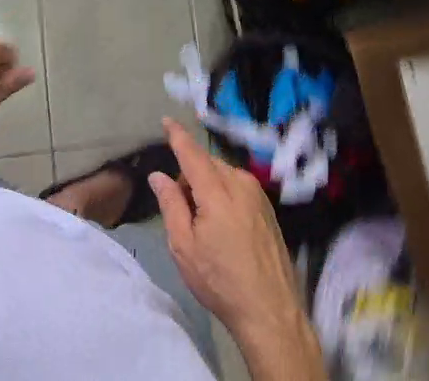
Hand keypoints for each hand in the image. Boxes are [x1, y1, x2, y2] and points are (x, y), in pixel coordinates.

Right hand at [148, 119, 316, 359]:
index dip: (177, 135)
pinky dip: (224, 194)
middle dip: (190, 174)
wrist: (269, 310)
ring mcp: (258, 194)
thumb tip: (159, 175)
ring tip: (202, 224)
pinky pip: (238, 186)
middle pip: (208, 163)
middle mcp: (241, 183)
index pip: (192, 153)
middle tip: (181, 211)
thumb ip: (171, 204)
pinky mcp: (268, 208)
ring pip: (224, 174)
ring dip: (208, 185)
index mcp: (217, 191)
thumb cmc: (219, 280)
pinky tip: (224, 227)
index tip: (166, 119)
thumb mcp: (184, 247)